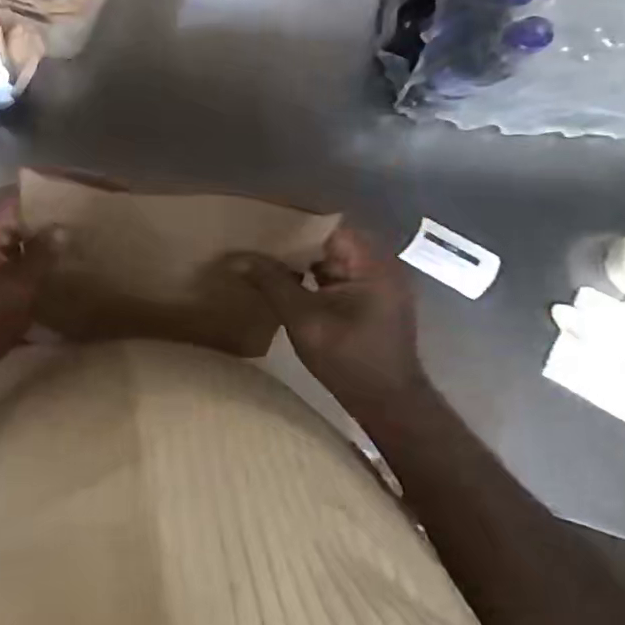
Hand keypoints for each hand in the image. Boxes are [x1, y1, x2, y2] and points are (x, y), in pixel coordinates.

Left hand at [0, 186, 57, 364]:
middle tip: (78, 197)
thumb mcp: (22, 287)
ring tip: (73, 213)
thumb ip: (42, 253)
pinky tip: (57, 238)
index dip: (44, 186)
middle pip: (13, 201)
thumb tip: (61, 227)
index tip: (74, 184)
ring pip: (13, 217)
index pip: (13, 194)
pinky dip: (33, 233)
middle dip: (45, 198)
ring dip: (40, 215)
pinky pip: (12, 234)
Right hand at [235, 226, 425, 404]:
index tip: (261, 221)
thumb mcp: (302, 319)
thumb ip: (271, 283)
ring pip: (332, 259)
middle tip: (254, 238)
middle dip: (293, 240)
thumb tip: (236, 258)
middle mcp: (379, 267)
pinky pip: (336, 277)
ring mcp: (376, 285)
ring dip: (301, 259)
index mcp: (371, 265)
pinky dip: (311, 276)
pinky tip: (283, 281)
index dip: (295, 222)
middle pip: (331, 241)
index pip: (330, 227)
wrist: (388, 402)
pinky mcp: (369, 301)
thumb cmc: (349, 359)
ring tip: (263, 256)